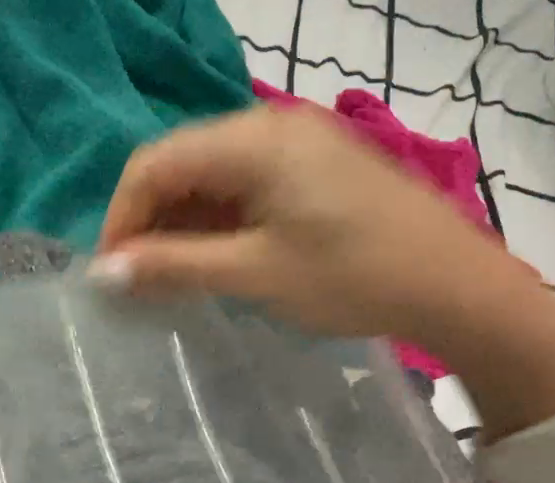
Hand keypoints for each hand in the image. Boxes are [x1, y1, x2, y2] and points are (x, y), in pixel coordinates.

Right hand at [96, 104, 531, 348]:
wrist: (451, 284)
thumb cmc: (351, 277)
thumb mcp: (255, 273)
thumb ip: (174, 266)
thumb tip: (104, 273)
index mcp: (252, 141)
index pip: (154, 163)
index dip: (121, 220)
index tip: (111, 278)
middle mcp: (269, 126)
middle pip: (180, 164)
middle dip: (148, 223)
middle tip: (138, 284)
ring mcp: (295, 143)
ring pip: (211, 176)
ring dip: (181, 225)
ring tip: (171, 280)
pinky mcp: (313, 167)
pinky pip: (244, 185)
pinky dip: (217, 221)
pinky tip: (213, 261)